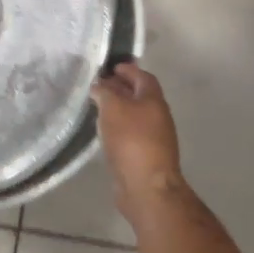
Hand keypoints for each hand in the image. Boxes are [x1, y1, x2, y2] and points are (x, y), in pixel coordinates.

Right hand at [95, 64, 183, 224]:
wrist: (146, 185)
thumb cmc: (131, 140)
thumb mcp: (113, 108)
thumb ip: (104, 92)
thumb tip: (99, 86)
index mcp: (153, 101)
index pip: (144, 77)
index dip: (128, 70)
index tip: (110, 67)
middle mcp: (157, 117)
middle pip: (139, 96)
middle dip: (121, 88)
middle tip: (98, 85)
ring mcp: (153, 138)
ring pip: (134, 115)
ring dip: (118, 108)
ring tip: (96, 106)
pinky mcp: (144, 155)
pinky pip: (130, 133)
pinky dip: (117, 126)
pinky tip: (102, 130)